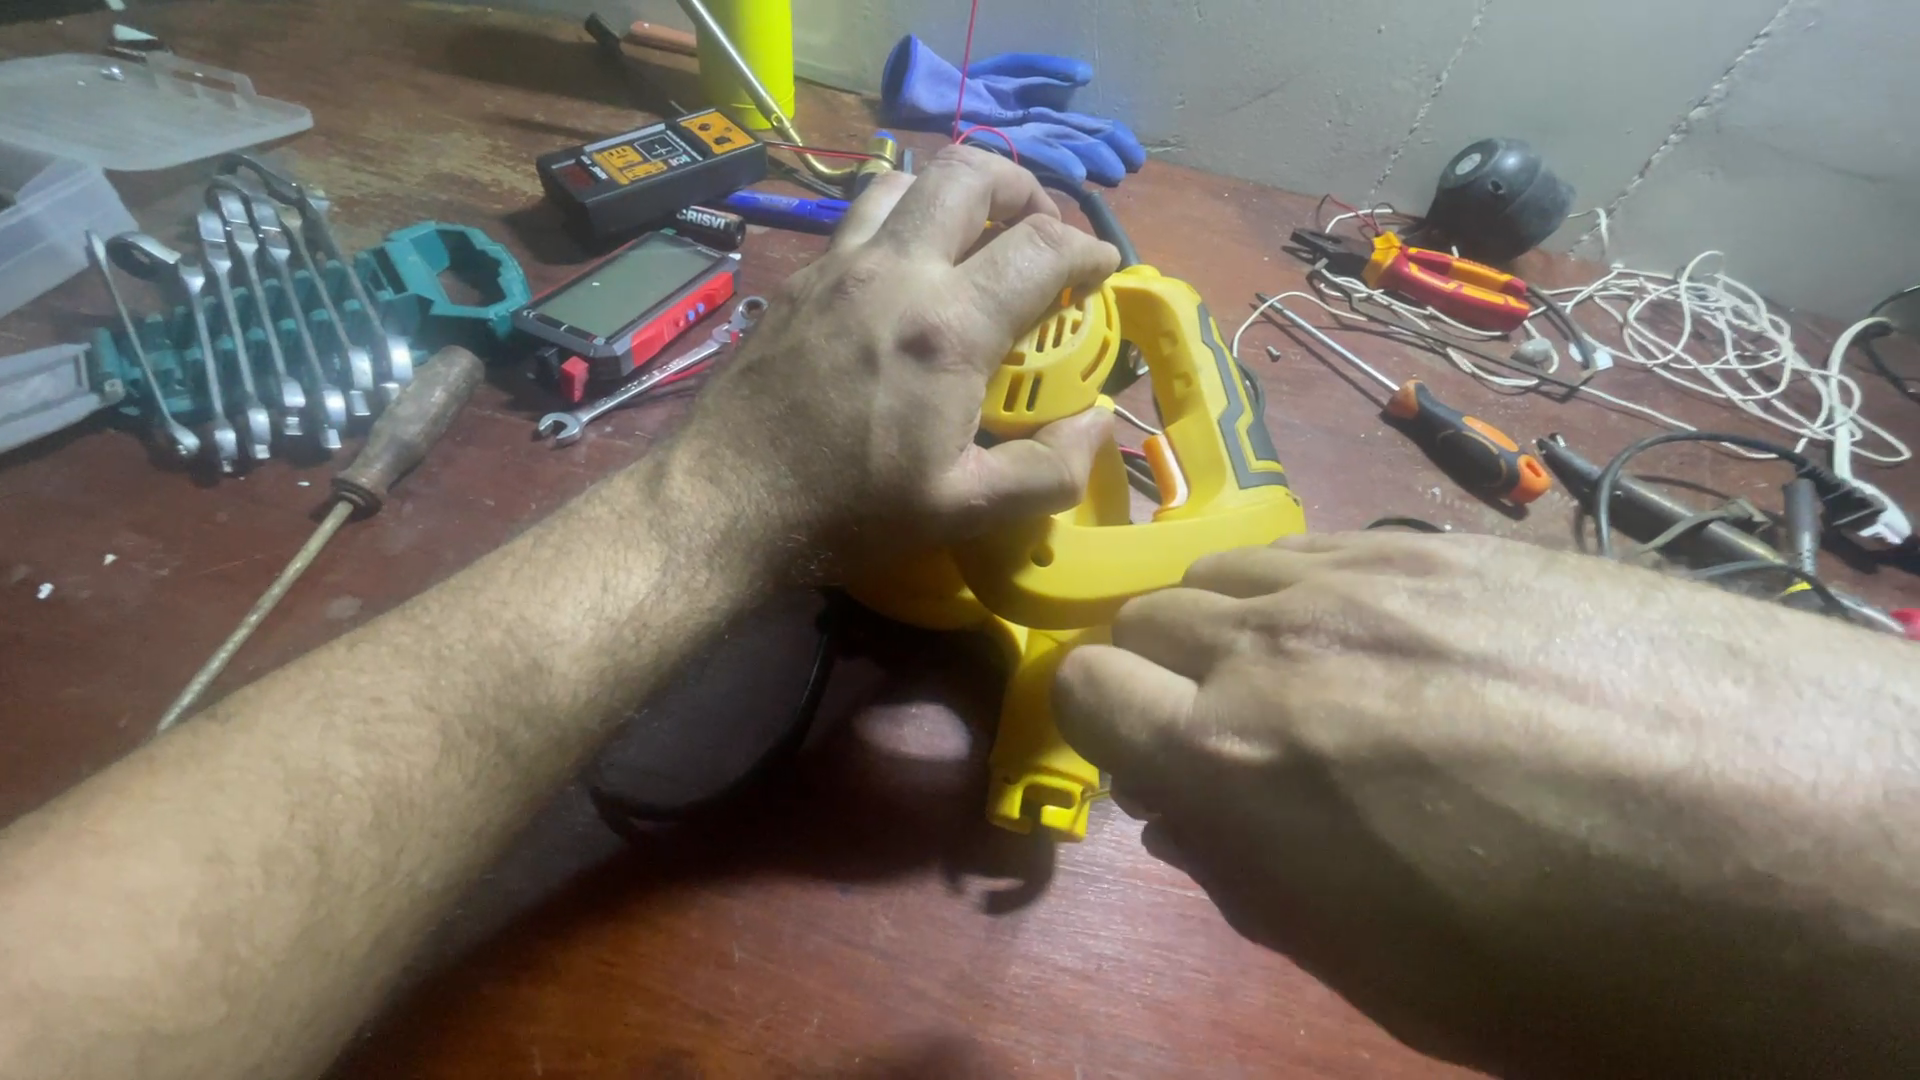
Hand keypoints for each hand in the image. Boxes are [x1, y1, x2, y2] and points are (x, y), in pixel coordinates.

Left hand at [674, 146, 1119, 580]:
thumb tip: (1097, 427)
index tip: (1101, 274)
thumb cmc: (849, 511)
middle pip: (969, 174)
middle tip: (1039, 232)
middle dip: (1023, 189)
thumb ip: (1047, 471)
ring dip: (954, 197)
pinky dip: (900, 225)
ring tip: (971, 242)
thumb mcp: (963, 510)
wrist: (726, 504)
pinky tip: (902, 281)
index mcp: (946, 327)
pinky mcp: (798, 282)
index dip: (1087, 252)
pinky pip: (859, 221)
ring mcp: (837, 268)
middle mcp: (893, 273)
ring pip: (905, 180)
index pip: (1040, 248)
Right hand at [1054, 531, 1919, 1075]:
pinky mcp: (1438, 543)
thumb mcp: (1379, 969)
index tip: (1143, 755)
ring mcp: (1356, 577)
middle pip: (1141, 615)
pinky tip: (1381, 638)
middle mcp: (1267, 645)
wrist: (1851, 857)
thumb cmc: (1590, 969)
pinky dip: (1300, 593)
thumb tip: (1174, 810)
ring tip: (1303, 677)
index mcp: (1230, 759)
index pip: (1079, 685)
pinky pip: (1308, 550)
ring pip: (1215, 570)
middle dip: (1156, 672)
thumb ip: (1245, 874)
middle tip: (1224, 726)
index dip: (1096, 720)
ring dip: (1226, 625)